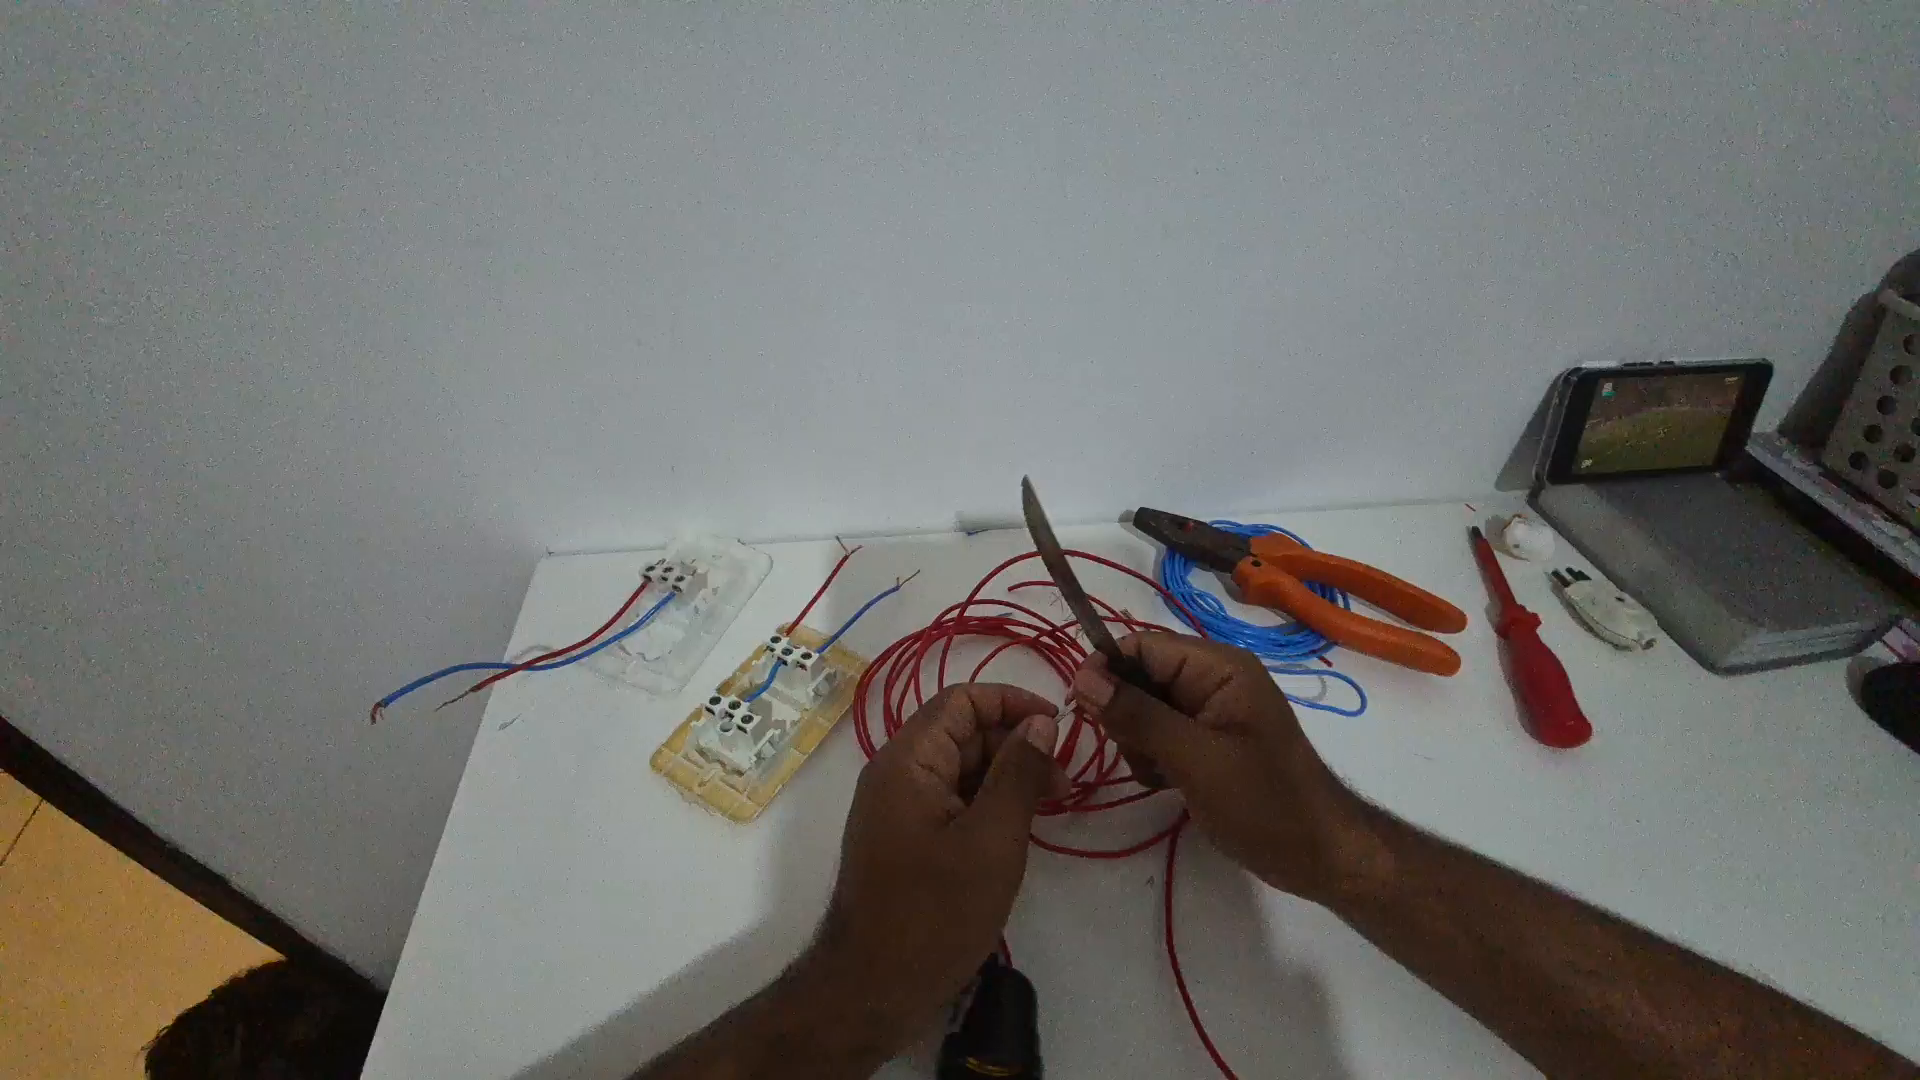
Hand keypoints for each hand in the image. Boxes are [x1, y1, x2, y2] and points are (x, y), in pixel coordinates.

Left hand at [809, 683, 1068, 1052]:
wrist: (870, 992)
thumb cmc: (934, 914)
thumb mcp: (992, 840)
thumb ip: (1019, 773)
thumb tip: (1041, 722)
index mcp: (908, 760)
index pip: (962, 700)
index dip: (1012, 702)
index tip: (1058, 726)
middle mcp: (896, 772)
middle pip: (962, 732)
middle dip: (1014, 744)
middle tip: (1064, 780)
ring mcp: (897, 806)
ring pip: (959, 767)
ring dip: (1005, 775)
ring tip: (1051, 804)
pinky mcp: (905, 836)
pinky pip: (950, 799)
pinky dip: (986, 803)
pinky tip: (1018, 827)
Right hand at [1071, 633, 1379, 903]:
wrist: (1320, 857)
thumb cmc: (1264, 803)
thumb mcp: (1195, 758)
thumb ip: (1137, 714)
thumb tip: (1082, 677)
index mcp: (1219, 666)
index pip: (1142, 645)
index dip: (1107, 669)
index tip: (1081, 708)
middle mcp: (1212, 678)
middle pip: (1139, 675)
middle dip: (1125, 714)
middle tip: (1141, 753)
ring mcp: (1209, 709)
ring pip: (1141, 706)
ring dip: (1137, 740)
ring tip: (1161, 774)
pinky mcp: (1205, 737)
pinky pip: (1157, 731)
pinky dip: (1151, 755)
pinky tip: (1167, 782)